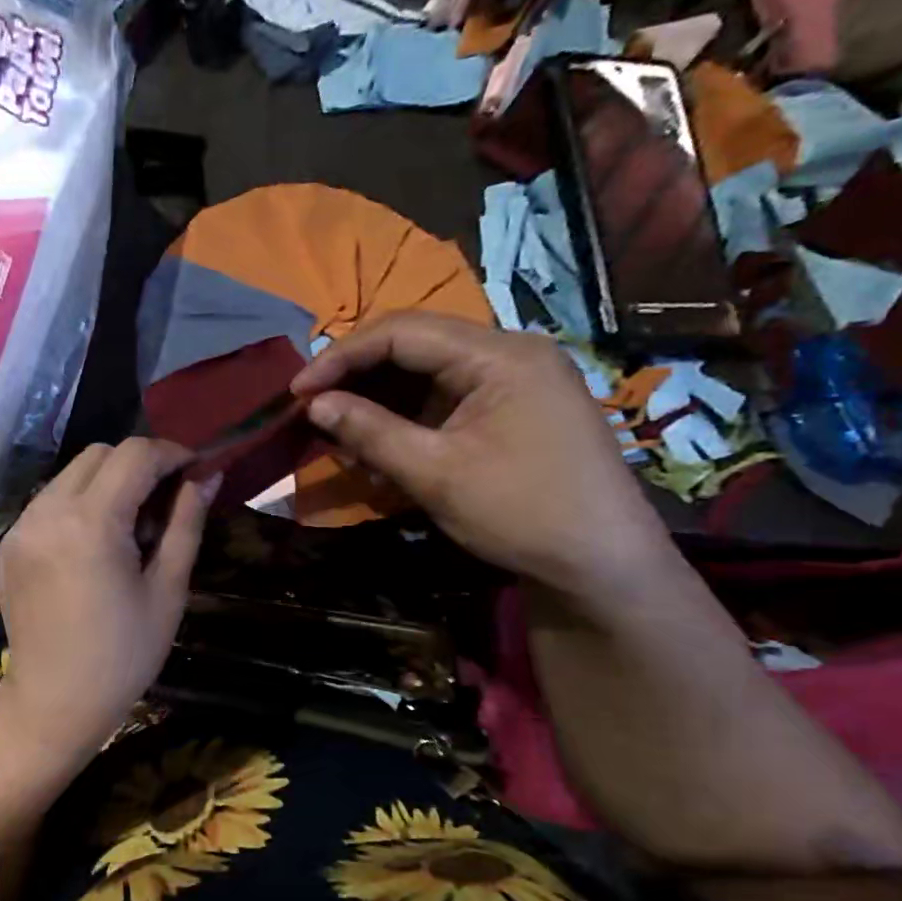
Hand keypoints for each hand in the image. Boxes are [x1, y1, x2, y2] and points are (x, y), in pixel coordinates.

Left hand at [0, 439, 216, 756]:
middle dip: (139, 464)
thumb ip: (186, 522)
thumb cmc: (123, 655)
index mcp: (91, 522)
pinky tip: (97, 544)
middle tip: (165, 505)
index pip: (135, 454)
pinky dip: (81, 503)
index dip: (172, 454)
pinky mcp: (10, 542)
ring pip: (72, 473)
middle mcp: (48, 510)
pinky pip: (51, 500)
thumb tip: (208, 476)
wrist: (53, 703)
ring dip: (109, 482)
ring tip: (132, 528)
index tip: (196, 472)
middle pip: (100, 453)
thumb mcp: (168, 589)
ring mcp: (22, 525)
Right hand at [290, 312, 673, 598]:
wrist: (603, 568)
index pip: (403, 331)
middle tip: (316, 414)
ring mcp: (516, 381)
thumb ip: (370, 431)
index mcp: (499, 354)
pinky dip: (410, 422)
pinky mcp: (514, 410)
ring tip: (345, 443)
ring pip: (428, 376)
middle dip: (359, 380)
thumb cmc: (522, 514)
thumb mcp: (436, 474)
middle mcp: (510, 353)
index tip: (298, 391)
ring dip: (381, 405)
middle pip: (415, 348)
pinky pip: (448, 401)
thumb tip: (314, 404)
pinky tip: (384, 453)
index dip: (342, 356)